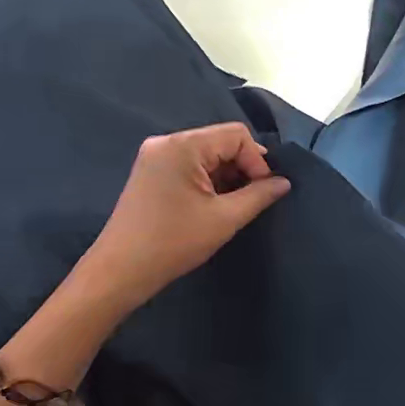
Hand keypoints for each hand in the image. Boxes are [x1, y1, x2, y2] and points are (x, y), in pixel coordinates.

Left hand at [79, 123, 291, 311]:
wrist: (121, 270)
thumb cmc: (174, 243)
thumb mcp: (224, 219)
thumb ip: (258, 195)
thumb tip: (283, 182)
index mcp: (182, 145)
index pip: (236, 135)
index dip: (257, 160)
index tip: (264, 191)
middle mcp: (165, 142)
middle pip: (219, 141)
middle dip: (242, 167)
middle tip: (252, 199)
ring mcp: (154, 156)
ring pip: (205, 154)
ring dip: (225, 175)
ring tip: (233, 205)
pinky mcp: (149, 173)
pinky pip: (188, 165)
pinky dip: (206, 180)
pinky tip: (211, 204)